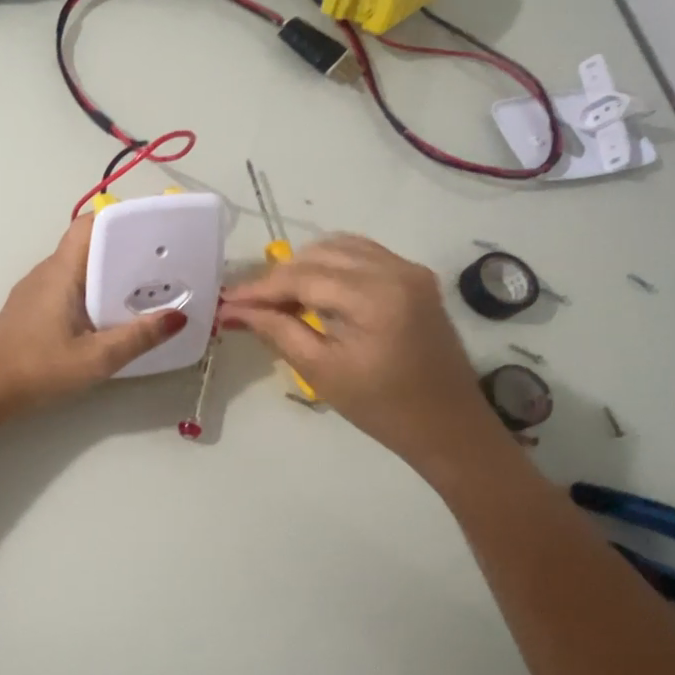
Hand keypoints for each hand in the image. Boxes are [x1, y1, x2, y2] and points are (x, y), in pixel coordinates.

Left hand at [0, 214, 185, 411]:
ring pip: (76, 267)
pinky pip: (65, 285)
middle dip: (123, 250)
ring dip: (107, 273)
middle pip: (87, 245)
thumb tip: (177, 317)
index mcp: (61, 272)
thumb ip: (138, 337)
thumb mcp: (96, 358)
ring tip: (142, 290)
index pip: (89, 225)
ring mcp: (34, 289)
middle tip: (159, 265)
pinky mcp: (30, 306)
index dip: (120, 220)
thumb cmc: (39, 369)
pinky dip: (89, 290)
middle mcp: (46, 271)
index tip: (152, 229)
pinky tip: (107, 314)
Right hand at [220, 235, 500, 465]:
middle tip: (248, 306)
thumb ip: (276, 330)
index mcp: (374, 296)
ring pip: (338, 248)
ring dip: (303, 268)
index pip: (301, 277)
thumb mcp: (321, 370)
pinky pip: (361, 255)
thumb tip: (233, 310)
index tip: (225, 302)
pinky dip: (331, 267)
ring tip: (279, 301)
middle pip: (318, 255)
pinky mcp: (415, 277)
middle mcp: (394, 270)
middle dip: (278, 277)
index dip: (258, 288)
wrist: (449, 426)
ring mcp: (409, 270)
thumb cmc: (382, 407)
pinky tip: (314, 294)